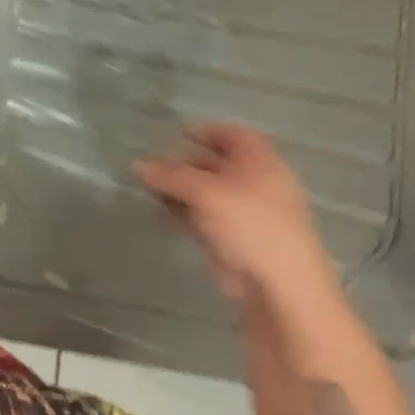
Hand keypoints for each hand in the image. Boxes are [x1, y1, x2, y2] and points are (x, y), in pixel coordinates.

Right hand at [134, 123, 335, 300]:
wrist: (277, 283)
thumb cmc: (250, 225)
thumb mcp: (206, 193)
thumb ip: (170, 176)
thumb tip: (137, 164)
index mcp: (261, 163)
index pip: (235, 135)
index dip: (207, 130)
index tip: (175, 134)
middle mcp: (255, 183)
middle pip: (216, 163)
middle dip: (183, 162)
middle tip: (151, 165)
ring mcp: (244, 211)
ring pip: (206, 191)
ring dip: (178, 188)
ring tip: (147, 189)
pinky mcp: (231, 236)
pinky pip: (203, 215)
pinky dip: (182, 211)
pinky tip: (160, 213)